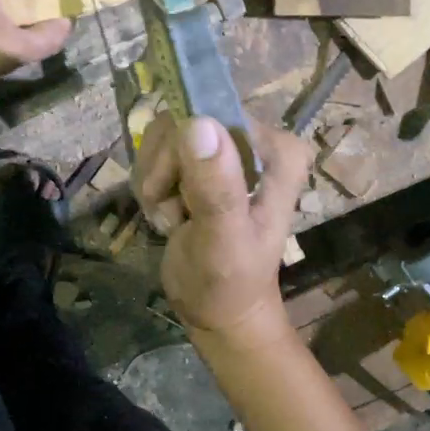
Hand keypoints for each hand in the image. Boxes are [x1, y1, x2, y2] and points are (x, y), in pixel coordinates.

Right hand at [135, 114, 312, 343]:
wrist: (218, 313)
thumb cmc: (228, 283)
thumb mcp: (223, 240)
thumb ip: (216, 188)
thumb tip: (198, 124)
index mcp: (277, 150)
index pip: (208, 117)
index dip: (181, 154)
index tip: (182, 197)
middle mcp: (255, 139)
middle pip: (181, 123)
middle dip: (164, 171)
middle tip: (174, 212)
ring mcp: (226, 148)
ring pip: (163, 136)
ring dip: (155, 180)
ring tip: (173, 217)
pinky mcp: (201, 160)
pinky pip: (156, 150)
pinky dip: (152, 185)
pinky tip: (167, 213)